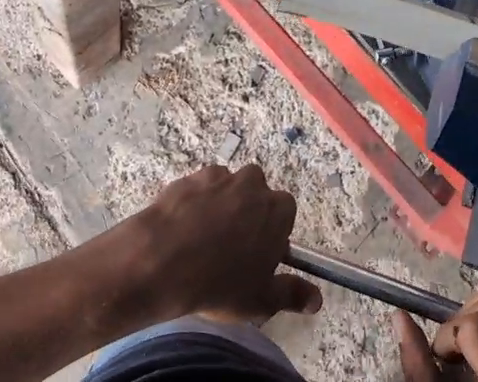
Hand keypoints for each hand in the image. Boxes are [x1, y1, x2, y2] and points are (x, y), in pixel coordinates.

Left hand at [119, 164, 321, 323]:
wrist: (160, 262)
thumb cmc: (219, 284)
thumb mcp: (262, 300)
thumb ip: (293, 295)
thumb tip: (317, 299)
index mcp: (278, 209)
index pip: (284, 215)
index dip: (271, 237)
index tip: (256, 259)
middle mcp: (253, 183)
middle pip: (256, 198)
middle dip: (247, 217)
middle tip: (229, 252)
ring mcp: (219, 177)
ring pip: (226, 191)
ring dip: (220, 208)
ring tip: (200, 243)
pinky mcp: (189, 177)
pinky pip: (199, 190)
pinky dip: (194, 205)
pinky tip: (181, 232)